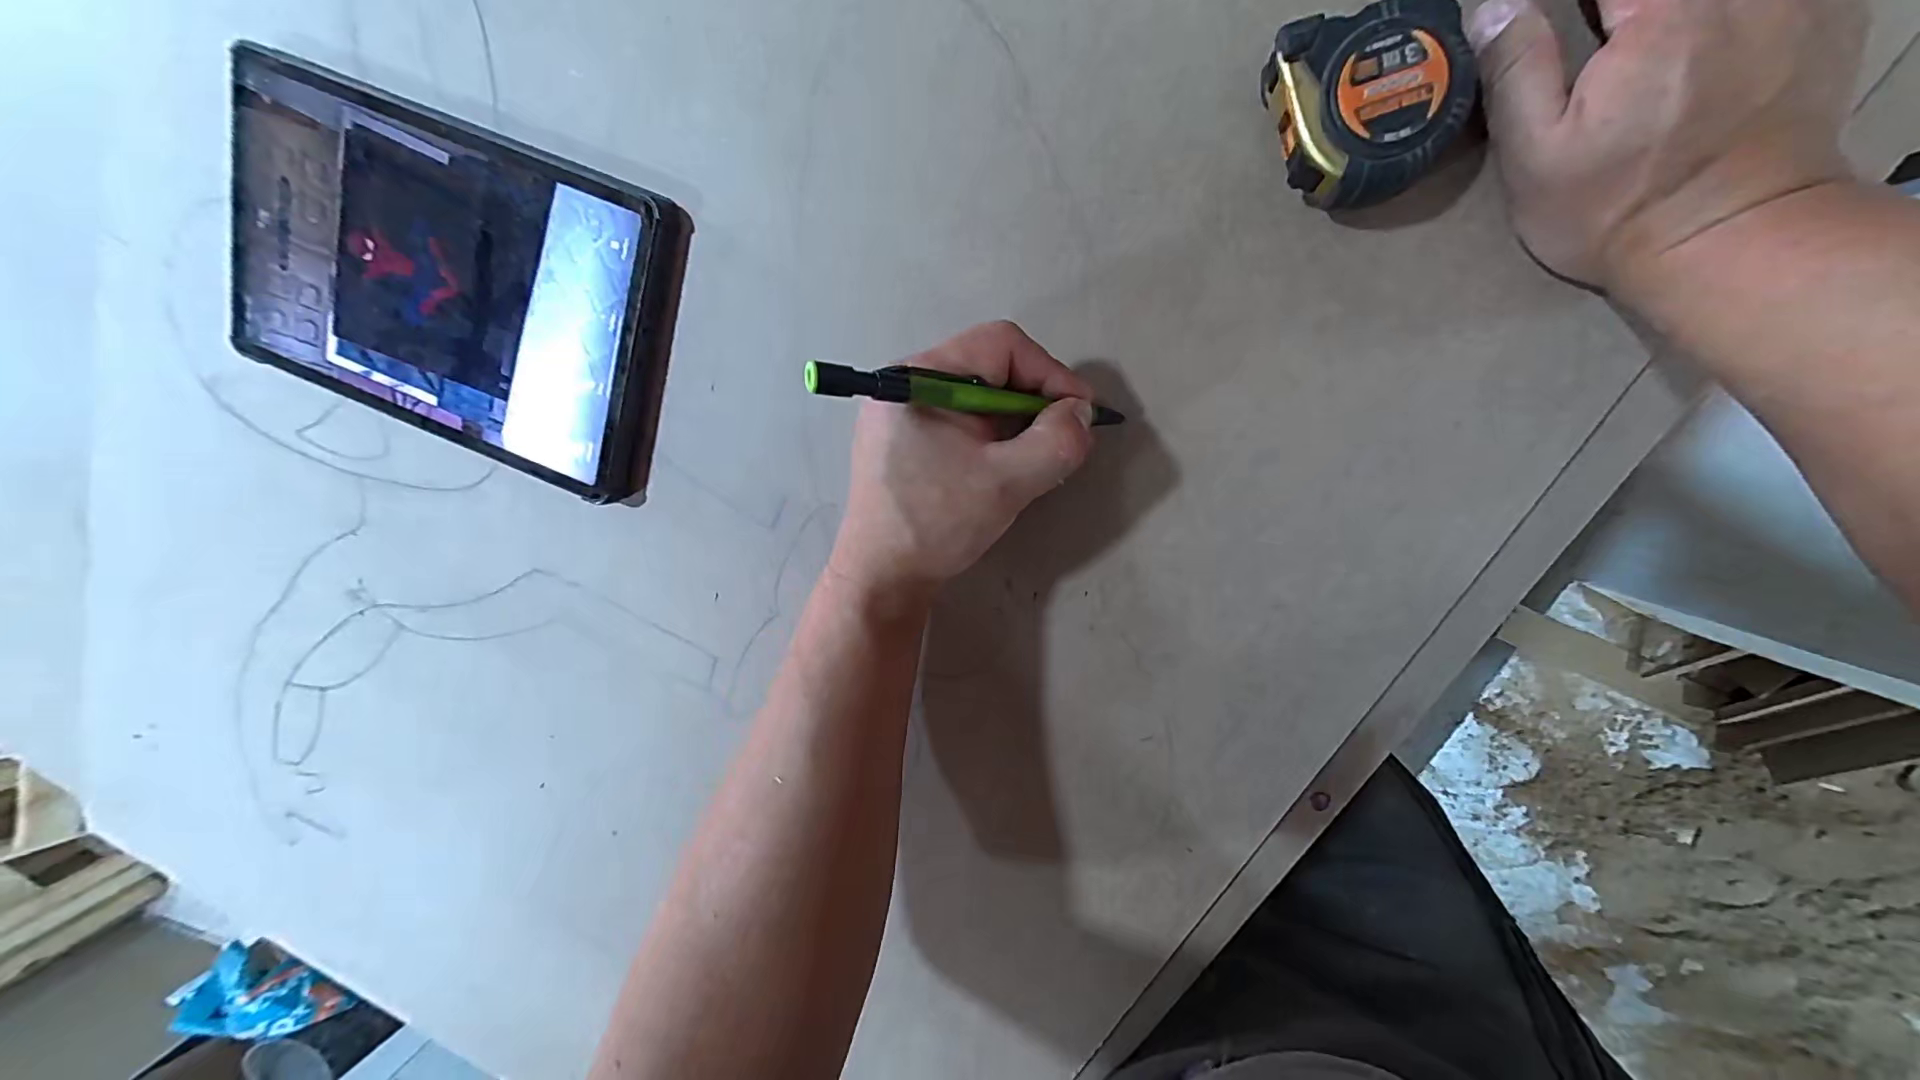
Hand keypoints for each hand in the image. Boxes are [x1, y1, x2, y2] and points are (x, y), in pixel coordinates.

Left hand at [827, 321, 1097, 604]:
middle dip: (1034, 401)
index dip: (1049, 373)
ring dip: (1016, 424)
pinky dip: (994, 438)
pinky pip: (963, 421)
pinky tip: (1001, 471)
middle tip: (1058, 441)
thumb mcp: (1007, 483)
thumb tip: (1081, 412)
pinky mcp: (907, 441)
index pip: (1000, 344)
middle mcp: (907, 385)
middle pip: (990, 367)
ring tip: (1031, 462)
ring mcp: (904, 414)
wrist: (881, 578)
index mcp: (919, 378)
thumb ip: (1056, 441)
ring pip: (980, 397)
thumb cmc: (935, 525)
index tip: (1078, 415)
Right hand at [1469, 0, 1866, 293]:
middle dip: (1619, 9)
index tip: (1545, 17)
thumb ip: (1516, 71)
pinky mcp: (1827, 17)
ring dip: (1661, 15)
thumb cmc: (1608, 207)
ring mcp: (1795, 0)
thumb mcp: (1535, 154)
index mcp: (1662, 17)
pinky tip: (1702, 42)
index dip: (1569, 0)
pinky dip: (1722, 17)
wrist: (1721, 240)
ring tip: (1629, 40)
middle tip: (1590, 35)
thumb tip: (1495, 6)